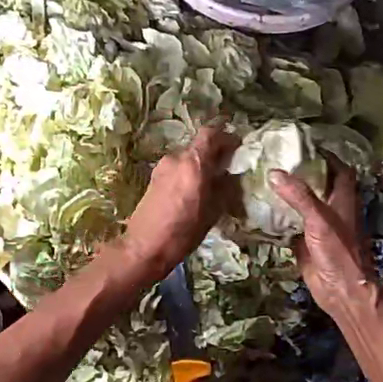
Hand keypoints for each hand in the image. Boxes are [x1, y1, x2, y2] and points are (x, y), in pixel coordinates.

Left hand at [120, 126, 237, 277]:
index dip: (226, 137)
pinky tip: (193, 195)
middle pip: (199, 147)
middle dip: (214, 155)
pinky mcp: (154, 179)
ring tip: (210, 187)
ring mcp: (162, 168)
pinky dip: (188, 175)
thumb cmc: (184, 231)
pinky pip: (177, 170)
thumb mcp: (213, 211)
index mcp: (193, 162)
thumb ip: (224, 187)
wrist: (145, 247)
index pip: (211, 133)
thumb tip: (230, 175)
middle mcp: (176, 158)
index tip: (237, 148)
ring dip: (200, 167)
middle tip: (226, 171)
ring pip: (187, 159)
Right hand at [269, 161, 382, 319]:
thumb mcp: (319, 219)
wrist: (341, 291)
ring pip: (303, 205)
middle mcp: (332, 210)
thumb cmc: (338, 252)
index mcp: (343, 199)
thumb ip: (299, 196)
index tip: (304, 145)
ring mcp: (318, 228)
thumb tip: (274, 173)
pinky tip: (260, 209)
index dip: (326, 156)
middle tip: (277, 160)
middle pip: (318, 185)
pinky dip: (278, 218)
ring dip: (288, 195)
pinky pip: (290, 226)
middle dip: (301, 173)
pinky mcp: (305, 244)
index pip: (338, 169)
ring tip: (264, 180)